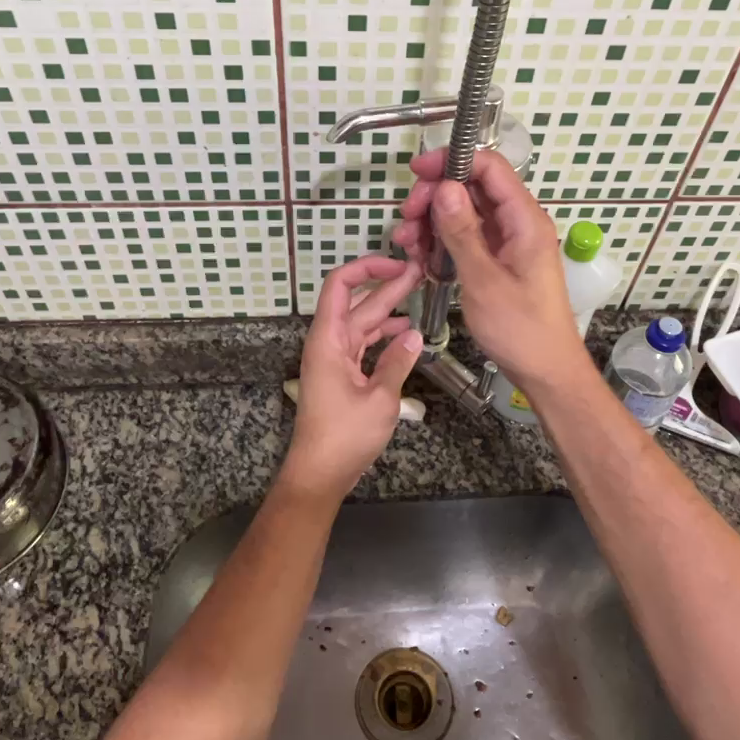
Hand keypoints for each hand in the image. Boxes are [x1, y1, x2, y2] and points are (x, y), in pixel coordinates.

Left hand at [284, 255, 424, 499]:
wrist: (319, 474)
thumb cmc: (345, 436)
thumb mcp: (380, 398)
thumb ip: (398, 362)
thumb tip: (415, 335)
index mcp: (328, 340)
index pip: (340, 285)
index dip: (367, 268)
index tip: (398, 265)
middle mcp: (328, 343)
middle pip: (357, 303)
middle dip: (388, 286)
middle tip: (421, 271)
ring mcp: (334, 359)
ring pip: (362, 323)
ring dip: (388, 310)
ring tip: (421, 295)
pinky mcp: (341, 376)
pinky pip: (363, 345)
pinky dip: (383, 336)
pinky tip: (406, 332)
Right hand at [392, 148, 592, 395]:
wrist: (545, 371)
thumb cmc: (520, 330)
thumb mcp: (484, 281)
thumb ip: (462, 232)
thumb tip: (444, 188)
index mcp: (524, 221)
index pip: (489, 167)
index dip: (452, 161)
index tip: (417, 172)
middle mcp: (518, 224)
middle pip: (472, 188)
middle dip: (435, 196)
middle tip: (406, 219)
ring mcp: (507, 243)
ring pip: (465, 214)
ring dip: (433, 222)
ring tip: (407, 244)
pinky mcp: (498, 261)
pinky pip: (467, 239)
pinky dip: (442, 243)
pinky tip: (422, 259)